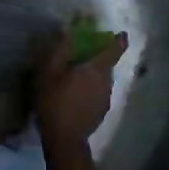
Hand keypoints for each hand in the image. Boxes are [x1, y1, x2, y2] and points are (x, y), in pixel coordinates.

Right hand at [34, 31, 128, 147]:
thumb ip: (60, 50)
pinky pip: (99, 93)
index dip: (118, 40)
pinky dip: (91, 89)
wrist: (64, 138)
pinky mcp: (101, 111)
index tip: (119, 34)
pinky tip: (76, 96)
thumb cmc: (54, 101)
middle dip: (99, 57)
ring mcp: (106, 98)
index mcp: (96, 69)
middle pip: (108, 64)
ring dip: (93, 75)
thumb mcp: (48, 72)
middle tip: (82, 55)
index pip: (114, 49)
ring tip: (76, 77)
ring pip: (103, 80)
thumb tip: (69, 31)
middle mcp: (107, 82)